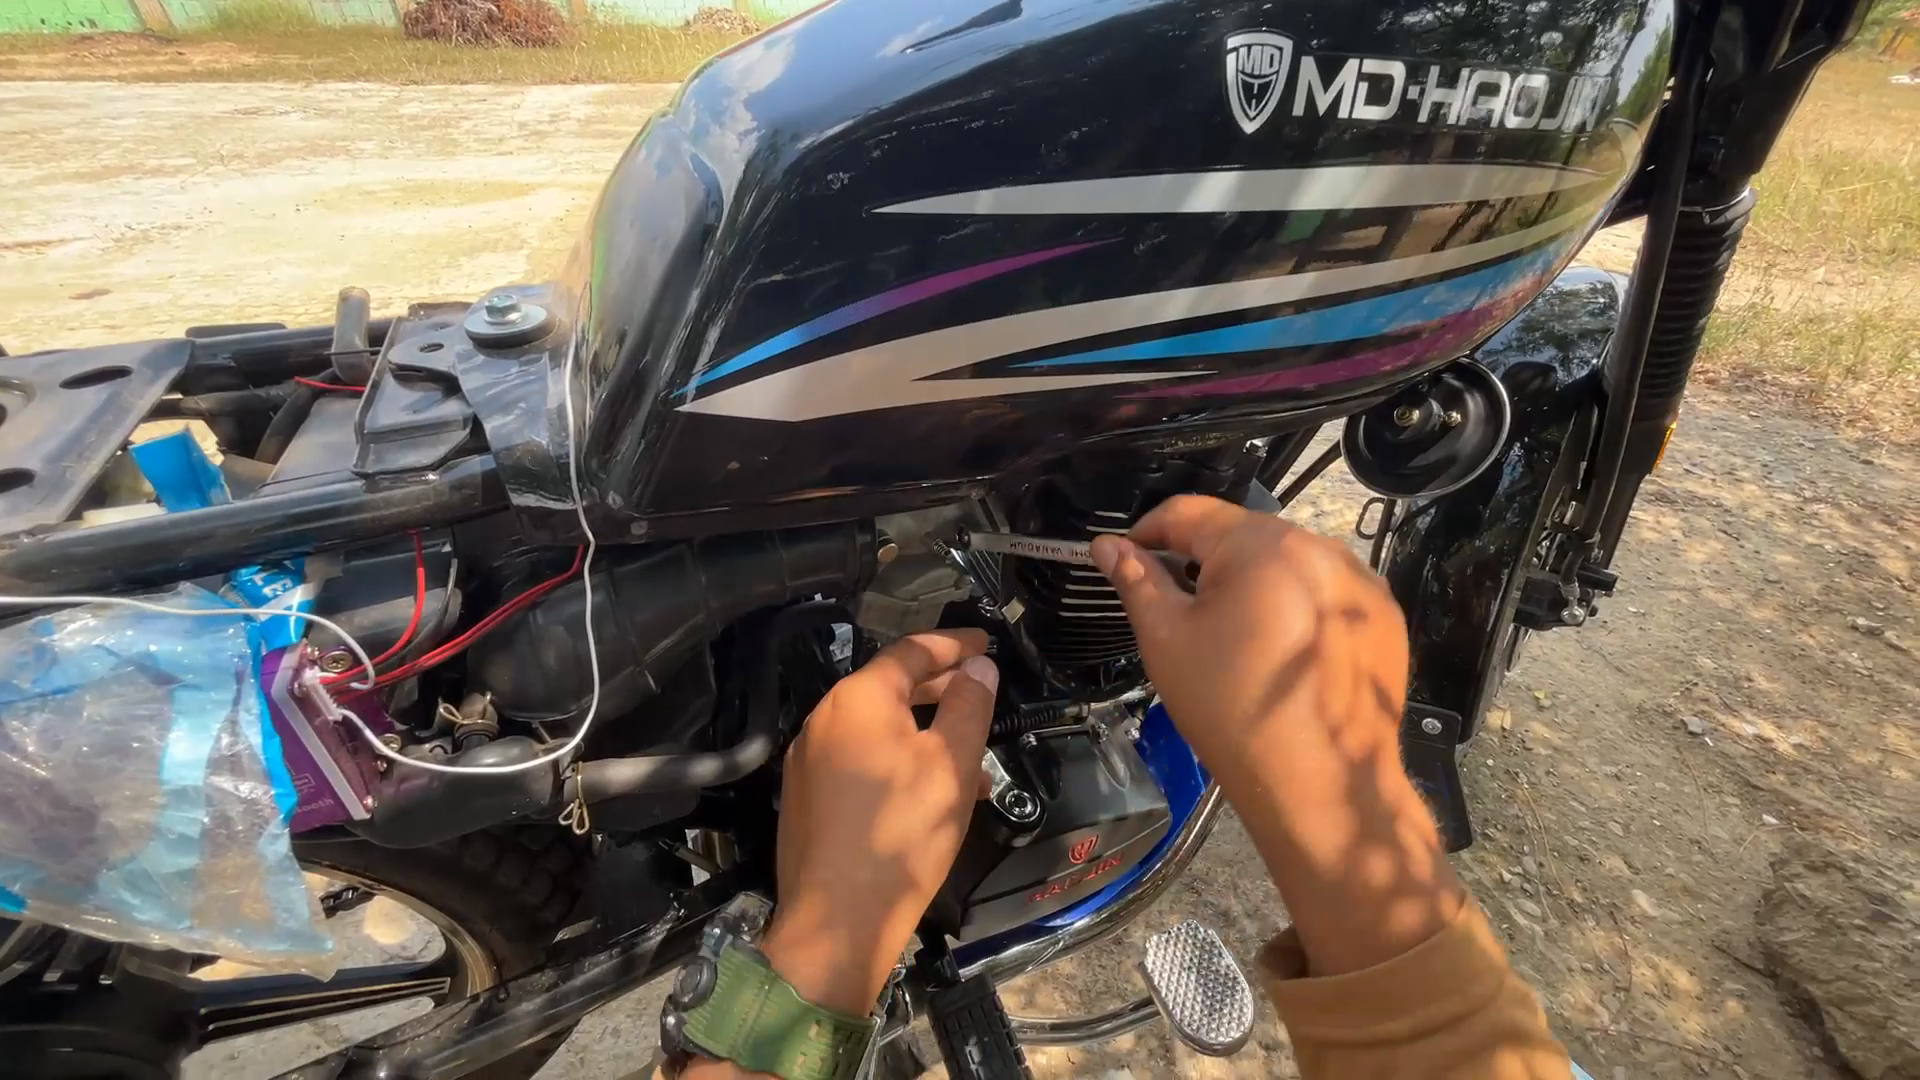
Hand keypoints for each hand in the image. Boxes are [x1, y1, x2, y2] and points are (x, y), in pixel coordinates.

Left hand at [759, 630, 998, 1014]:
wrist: (836, 922)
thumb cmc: (903, 833)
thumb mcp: (952, 763)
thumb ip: (968, 705)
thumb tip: (978, 666)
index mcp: (858, 698)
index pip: (911, 651)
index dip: (953, 644)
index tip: (984, 643)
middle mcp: (825, 717)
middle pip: (890, 685)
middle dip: (939, 684)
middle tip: (979, 687)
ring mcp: (810, 758)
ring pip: (878, 726)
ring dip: (924, 727)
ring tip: (968, 748)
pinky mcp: (807, 794)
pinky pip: (861, 757)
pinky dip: (899, 757)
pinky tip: (930, 788)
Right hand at [1091, 495, 1461, 974]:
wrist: (1320, 786)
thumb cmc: (1229, 707)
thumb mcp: (1166, 638)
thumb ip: (1137, 580)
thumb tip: (1106, 546)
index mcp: (1260, 544)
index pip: (1188, 512)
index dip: (1146, 530)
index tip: (1124, 557)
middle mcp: (1318, 546)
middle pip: (1239, 532)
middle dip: (1199, 556)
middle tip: (1175, 602)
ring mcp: (1359, 579)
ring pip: (1283, 558)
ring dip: (1248, 577)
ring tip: (1229, 629)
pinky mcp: (1383, 614)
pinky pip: (1322, 587)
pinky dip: (1291, 601)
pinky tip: (1278, 647)